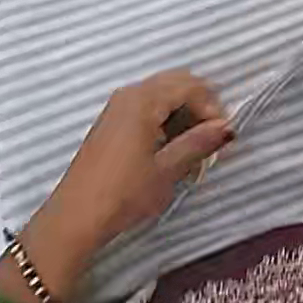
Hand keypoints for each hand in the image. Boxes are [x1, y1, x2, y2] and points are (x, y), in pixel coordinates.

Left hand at [37, 70, 232, 256]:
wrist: (75, 219)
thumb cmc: (123, 194)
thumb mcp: (167, 170)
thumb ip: (199, 142)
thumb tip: (227, 127)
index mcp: (143, 100)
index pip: (190, 87)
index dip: (211, 107)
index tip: (221, 135)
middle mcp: (130, 94)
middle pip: (177, 82)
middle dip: (200, 103)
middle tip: (211, 135)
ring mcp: (117, 106)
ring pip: (162, 92)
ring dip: (183, 110)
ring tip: (193, 143)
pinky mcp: (112, 121)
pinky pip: (147, 104)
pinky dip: (166, 116)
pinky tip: (170, 145)